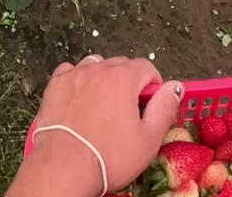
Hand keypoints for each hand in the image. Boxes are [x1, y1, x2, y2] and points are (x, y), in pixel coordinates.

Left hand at [4, 56, 183, 196]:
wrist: (64, 166)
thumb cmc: (109, 156)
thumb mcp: (148, 139)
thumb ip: (164, 108)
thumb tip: (175, 86)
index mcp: (123, 78)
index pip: (146, 67)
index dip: (153, 84)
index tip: (151, 104)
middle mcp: (98, 68)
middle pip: (120, 65)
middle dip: (130, 81)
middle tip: (129, 110)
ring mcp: (74, 73)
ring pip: (96, 65)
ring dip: (104, 78)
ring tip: (104, 105)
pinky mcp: (55, 83)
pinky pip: (71, 71)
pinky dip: (78, 80)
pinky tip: (80, 99)